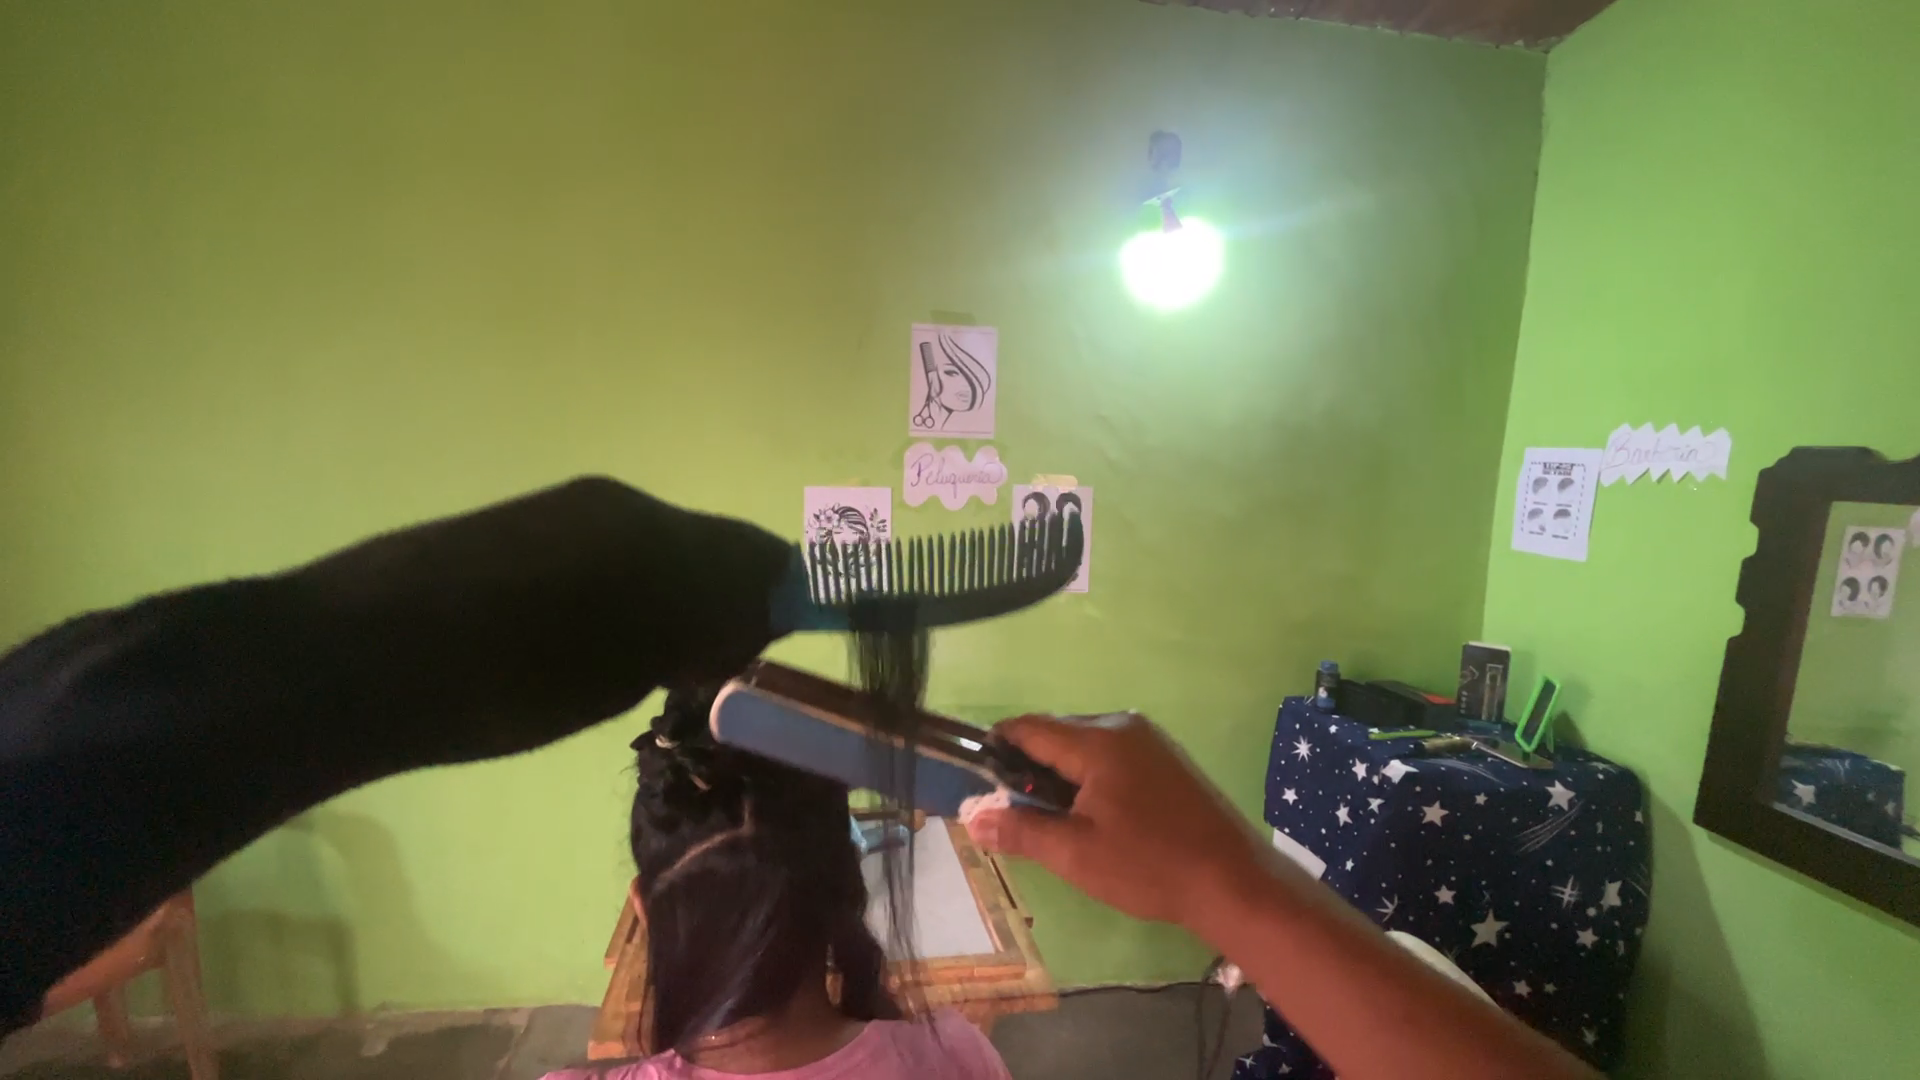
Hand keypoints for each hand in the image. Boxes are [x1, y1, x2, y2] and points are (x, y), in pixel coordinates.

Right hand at [964, 713, 1271, 928]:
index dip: (999, 744)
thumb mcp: (1076, 854)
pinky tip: (1094, 809)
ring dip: (1061, 769)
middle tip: (1020, 807)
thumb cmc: (1149, 867)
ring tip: (1056, 814)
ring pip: (1083, 741)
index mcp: (1097, 741)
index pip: (1030, 727)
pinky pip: (1110, 750)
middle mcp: (1122, 725)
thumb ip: (1021, 830)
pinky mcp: (1164, 755)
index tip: (981, 773)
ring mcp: (1148, 737)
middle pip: (1057, 731)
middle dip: (1031, 762)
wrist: (1234, 881)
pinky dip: (1089, 771)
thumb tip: (972, 818)